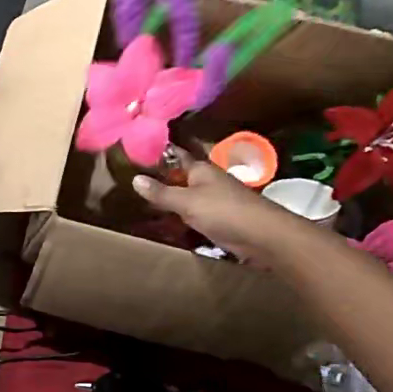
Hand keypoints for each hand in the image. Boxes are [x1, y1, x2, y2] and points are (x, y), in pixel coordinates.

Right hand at [132, 159, 316, 264]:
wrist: (261, 235)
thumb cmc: (223, 211)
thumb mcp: (187, 202)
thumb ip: (161, 192)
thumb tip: (135, 178)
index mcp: (200, 169)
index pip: (173, 156)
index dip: (156, 156)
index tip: (134, 156)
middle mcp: (207, 180)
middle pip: (179, 177)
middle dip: (160, 179)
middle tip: (131, 183)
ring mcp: (214, 199)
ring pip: (185, 196)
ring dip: (169, 200)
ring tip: (143, 204)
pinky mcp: (218, 217)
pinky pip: (193, 213)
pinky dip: (180, 216)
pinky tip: (167, 222)